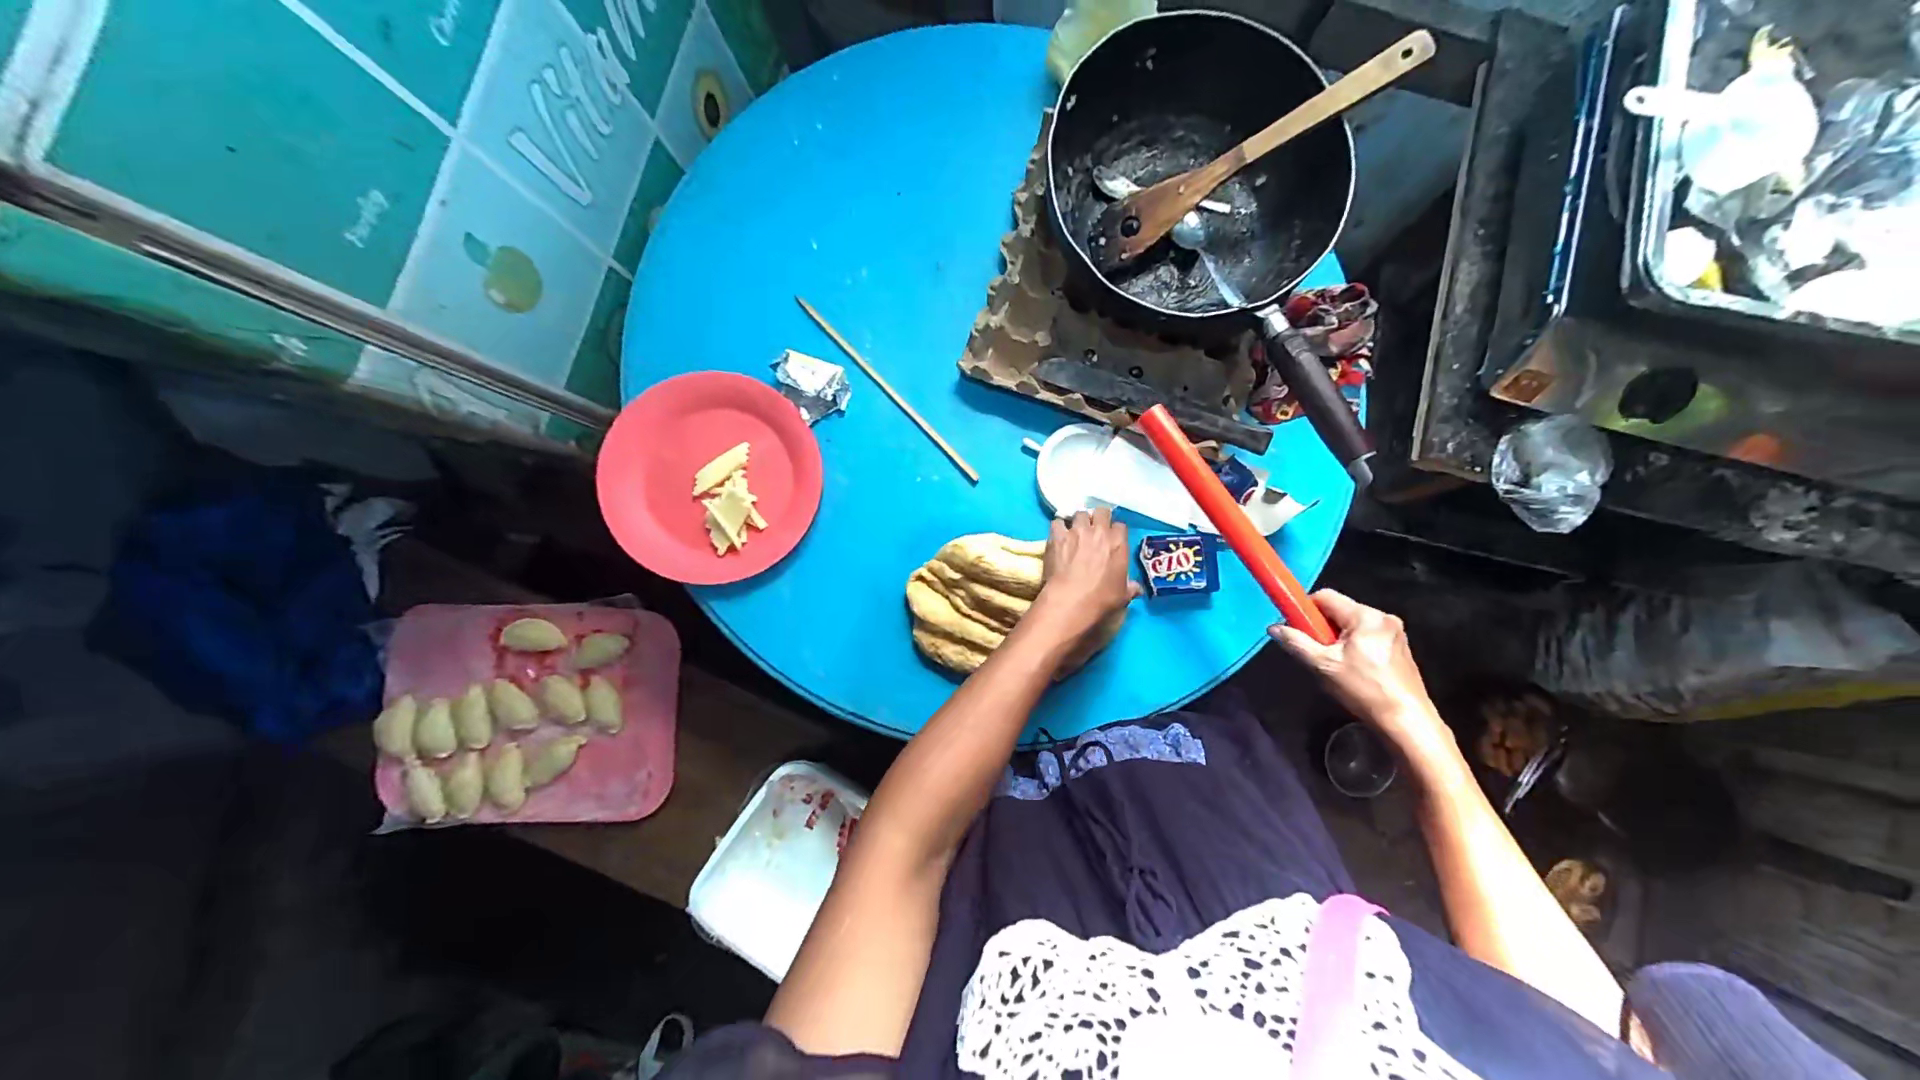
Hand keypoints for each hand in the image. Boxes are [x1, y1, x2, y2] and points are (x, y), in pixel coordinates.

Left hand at [1027, 509, 1140, 643]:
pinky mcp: (1057, 536)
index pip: (1120, 526)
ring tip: (1075, 531)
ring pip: (1079, 513)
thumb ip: (1130, 588)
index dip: (1115, 531)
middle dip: (1098, 518)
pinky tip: (1058, 535)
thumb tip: (1137, 589)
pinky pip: (1057, 522)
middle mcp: (1099, 531)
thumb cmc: (1101, 599)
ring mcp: (1077, 531)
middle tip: (1094, 528)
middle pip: (1101, 512)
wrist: (1071, 600)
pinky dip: (1058, 527)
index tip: (1111, 538)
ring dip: (1078, 521)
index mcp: (1118, 542)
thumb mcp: (1122, 595)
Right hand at [1269, 590, 1454, 766]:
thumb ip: (1296, 642)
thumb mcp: (1323, 665)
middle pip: (1339, 611)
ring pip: (1351, 626)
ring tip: (1333, 666)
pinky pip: (1366, 637)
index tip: (1296, 629)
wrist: (1406, 720)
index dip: (1304, 609)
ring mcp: (1395, 633)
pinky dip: (1352, 647)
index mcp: (1366, 616)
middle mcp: (1383, 617)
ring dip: (1336, 640)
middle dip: (1321, 628)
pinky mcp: (1399, 648)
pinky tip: (1352, 671)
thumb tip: (1274, 628)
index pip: (1325, 596)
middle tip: (1315, 653)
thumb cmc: (1364, 689)